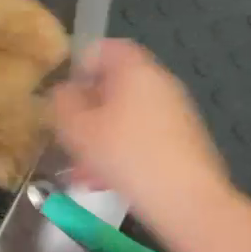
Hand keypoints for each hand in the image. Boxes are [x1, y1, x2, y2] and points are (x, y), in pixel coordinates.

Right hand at [50, 40, 234, 226]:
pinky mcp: (185, 143)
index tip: (67, 90)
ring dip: (101, 132)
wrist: (188, 203)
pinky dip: (122, 149)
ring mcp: (177, 114)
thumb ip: (62, 102)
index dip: (82, 62)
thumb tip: (64, 92)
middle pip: (117, 84)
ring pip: (127, 114)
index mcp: (135, 71)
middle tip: (69, 130)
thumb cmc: (126, 156)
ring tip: (82, 165)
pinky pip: (143, 135)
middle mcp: (161, 85)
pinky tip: (105, 179)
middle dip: (89, 107)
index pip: (107, 48)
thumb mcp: (76, 128)